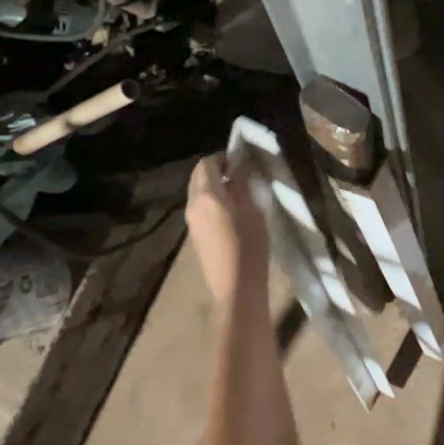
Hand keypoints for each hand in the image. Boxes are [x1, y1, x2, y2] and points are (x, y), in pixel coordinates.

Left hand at [185, 154, 269, 304]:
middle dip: (215, 170)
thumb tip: (240, 165)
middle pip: (198, 176)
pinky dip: (210, 200)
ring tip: (237, 192)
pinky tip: (230, 211)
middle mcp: (192, 204)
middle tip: (238, 174)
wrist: (235, 286)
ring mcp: (191, 221)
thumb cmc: (249, 245)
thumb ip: (243, 184)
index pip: (206, 163)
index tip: (241, 162)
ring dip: (213, 186)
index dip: (223, 158)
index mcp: (206, 195)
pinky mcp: (195, 234)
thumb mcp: (252, 210)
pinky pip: (199, 207)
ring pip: (197, 192)